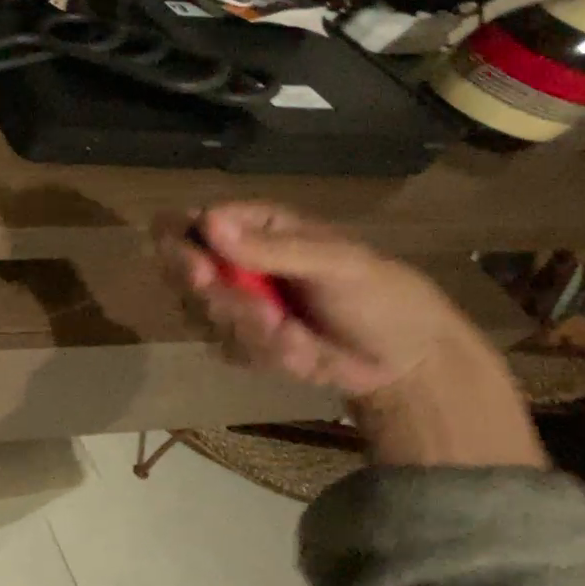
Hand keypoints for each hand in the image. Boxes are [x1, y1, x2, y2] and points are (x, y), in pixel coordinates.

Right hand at [152, 202, 484, 395]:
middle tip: (263, 316)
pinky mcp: (233, 338)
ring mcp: (226, 300)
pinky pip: (221, 346)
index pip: (179, 224)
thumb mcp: (338, 264)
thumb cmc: (381, 296)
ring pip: (197, 313)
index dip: (175, 245)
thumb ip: (272, 247)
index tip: (201, 273)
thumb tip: (208, 222)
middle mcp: (226, 260)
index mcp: (247, 227)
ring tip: (299, 341)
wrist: (409, 363)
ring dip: (248, 331)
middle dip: (218, 298)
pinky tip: (302, 353)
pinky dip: (262, 354)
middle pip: (176, 271)